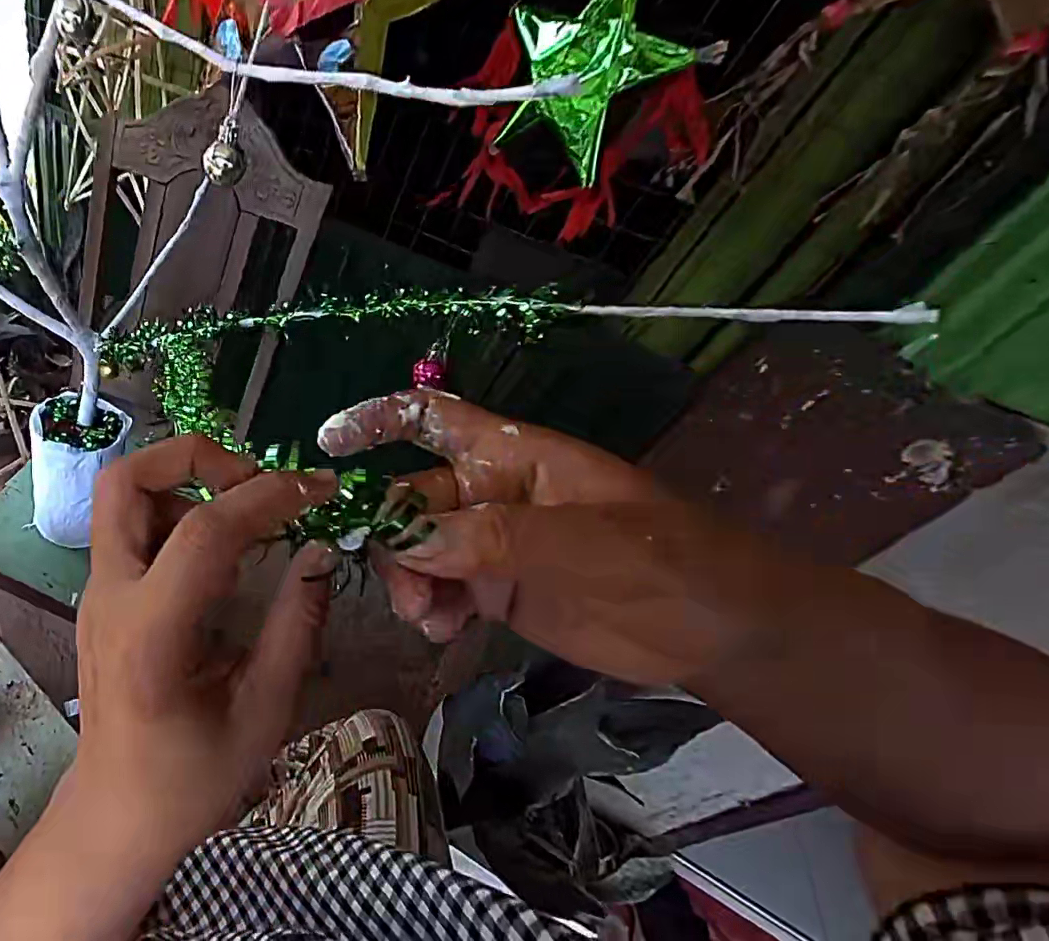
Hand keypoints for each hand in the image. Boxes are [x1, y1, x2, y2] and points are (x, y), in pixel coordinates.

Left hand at [72, 435, 339, 863]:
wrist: (116, 812)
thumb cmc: (191, 779)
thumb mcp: (264, 713)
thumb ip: (296, 626)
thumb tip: (319, 553)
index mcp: (149, 634)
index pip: (203, 532)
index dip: (265, 498)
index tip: (315, 489)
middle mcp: (110, 595)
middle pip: (125, 481)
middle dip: (192, 456)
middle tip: (252, 482)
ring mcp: (97, 590)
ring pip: (122, 493)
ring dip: (184, 482)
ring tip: (241, 516)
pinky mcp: (102, 591)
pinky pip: (132, 522)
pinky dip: (177, 511)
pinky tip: (218, 551)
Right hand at [319, 389, 767, 685]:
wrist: (717, 631)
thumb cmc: (664, 558)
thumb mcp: (581, 542)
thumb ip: (492, 538)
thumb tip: (407, 543)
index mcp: (507, 455)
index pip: (430, 417)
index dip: (377, 420)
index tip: (331, 444)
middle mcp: (486, 492)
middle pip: (410, 498)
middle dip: (395, 538)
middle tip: (406, 586)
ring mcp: (487, 542)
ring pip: (416, 550)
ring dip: (408, 580)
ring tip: (428, 616)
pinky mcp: (492, 588)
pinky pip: (437, 590)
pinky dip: (430, 608)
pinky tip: (445, 631)